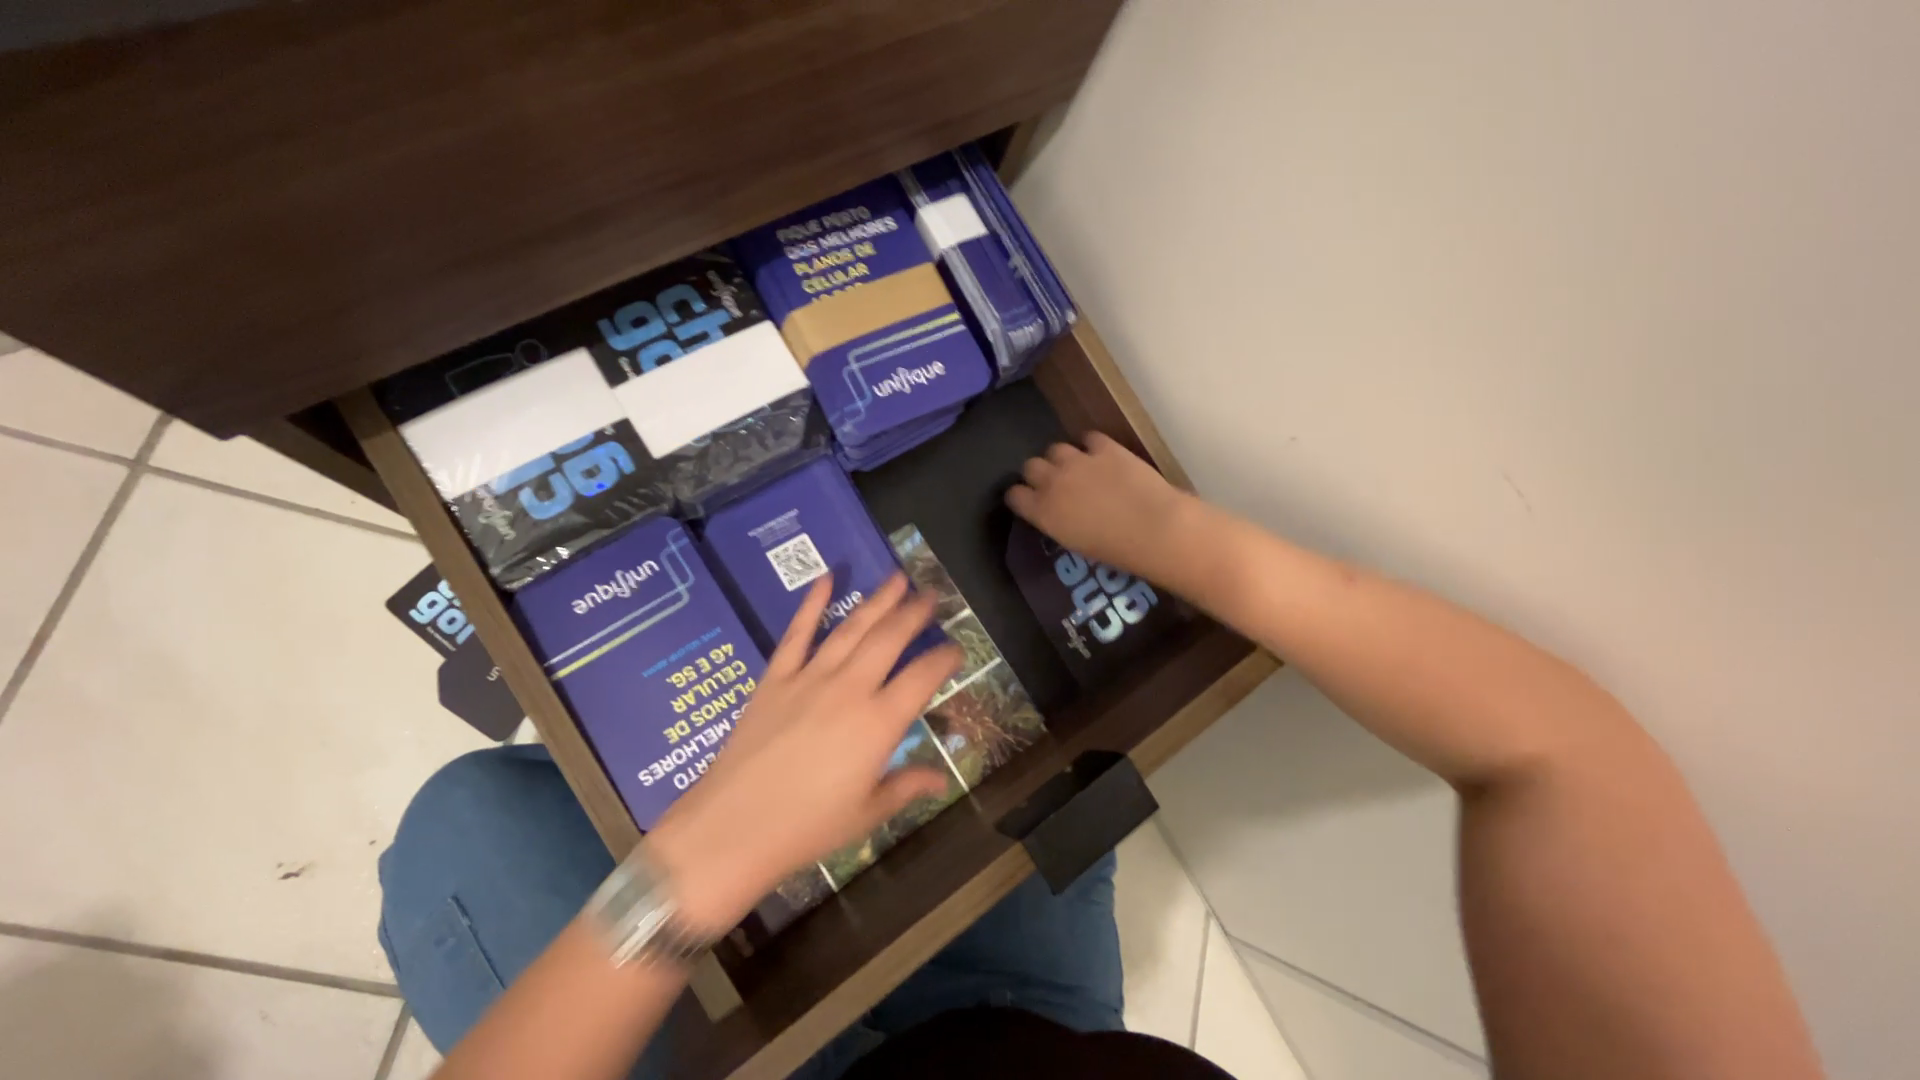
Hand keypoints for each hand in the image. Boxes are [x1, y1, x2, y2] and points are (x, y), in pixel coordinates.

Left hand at [644, 574, 962, 934]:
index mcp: (879, 723)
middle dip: (914, 613)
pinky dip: (812, 605)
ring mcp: (809, 679)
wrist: (733, 827)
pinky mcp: (775, 679)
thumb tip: (941, 779)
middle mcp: (849, 689)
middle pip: (889, 639)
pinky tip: (825, 579)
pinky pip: (797, 634)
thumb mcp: (866, 813)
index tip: (956, 649)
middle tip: (931, 594)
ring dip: (877, 601)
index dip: (944, 659)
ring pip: (851, 629)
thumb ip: (906, 787)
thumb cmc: (807, 828)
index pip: (923, 677)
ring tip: (897, 578)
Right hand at [1005, 432, 1203, 577]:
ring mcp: (1078, 460)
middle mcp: (1052, 482)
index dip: (1021, 496)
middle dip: (1040, 473)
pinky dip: (1093, 445)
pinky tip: (1104, 456)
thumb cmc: (1117, 550)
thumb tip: (1059, 514)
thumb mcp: (1075, 543)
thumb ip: (1059, 522)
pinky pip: (1089, 438)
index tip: (1031, 500)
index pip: (1014, 495)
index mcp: (1042, 512)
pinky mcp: (1104, 447)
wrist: (1153, 528)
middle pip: (1030, 466)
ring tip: (1080, 468)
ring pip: (1055, 448)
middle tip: (1057, 483)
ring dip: (1063, 458)